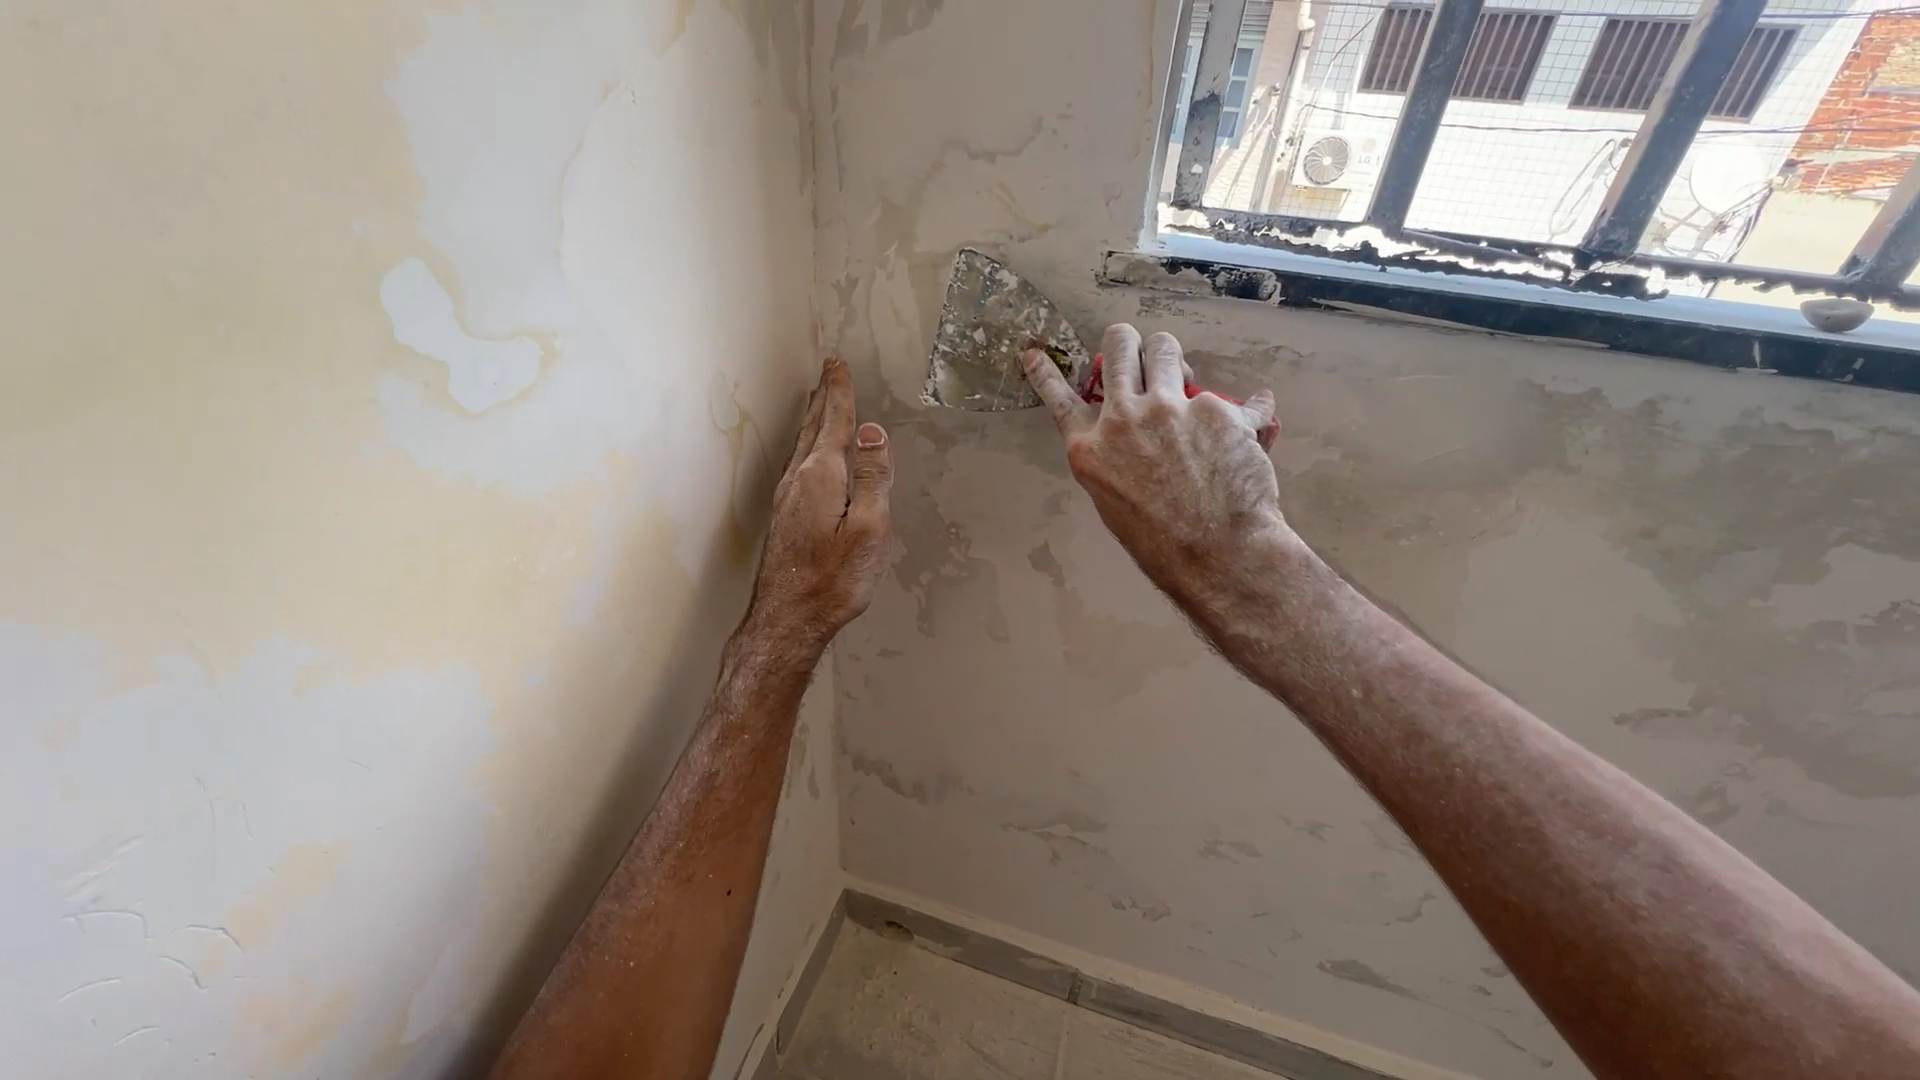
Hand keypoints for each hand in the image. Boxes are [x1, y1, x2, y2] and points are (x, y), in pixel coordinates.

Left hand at [747, 358, 892, 649]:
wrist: (788, 619)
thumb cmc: (834, 579)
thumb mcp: (868, 528)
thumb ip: (872, 478)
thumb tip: (872, 432)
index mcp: (821, 477)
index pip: (835, 424)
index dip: (840, 393)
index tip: (838, 365)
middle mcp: (798, 481)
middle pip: (813, 429)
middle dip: (823, 398)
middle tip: (828, 372)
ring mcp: (787, 499)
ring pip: (803, 446)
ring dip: (813, 419)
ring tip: (818, 402)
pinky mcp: (784, 518)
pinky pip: (798, 465)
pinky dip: (808, 445)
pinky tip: (810, 455)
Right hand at [1023, 324, 1283, 598]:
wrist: (1216, 556)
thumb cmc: (1160, 543)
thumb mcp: (1113, 500)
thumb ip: (1113, 457)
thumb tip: (1134, 433)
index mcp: (1090, 449)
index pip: (1059, 399)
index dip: (1044, 372)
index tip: (1033, 352)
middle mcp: (1122, 419)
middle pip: (1118, 347)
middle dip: (1129, 343)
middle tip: (1141, 353)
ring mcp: (1168, 409)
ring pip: (1164, 349)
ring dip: (1172, 358)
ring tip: (1184, 377)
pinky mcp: (1214, 410)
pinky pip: (1238, 399)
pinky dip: (1248, 412)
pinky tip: (1252, 432)